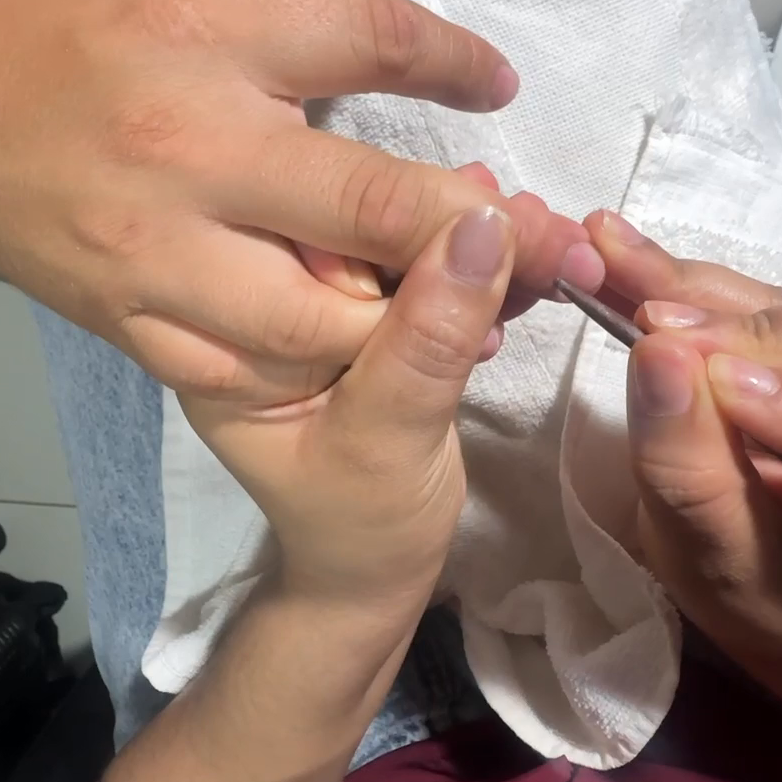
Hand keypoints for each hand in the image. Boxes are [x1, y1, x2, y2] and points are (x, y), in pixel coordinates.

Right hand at [0, 0, 592, 404]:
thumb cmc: (52, 42)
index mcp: (198, 36)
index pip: (369, 39)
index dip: (456, 61)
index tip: (493, 84)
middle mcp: (187, 149)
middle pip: (372, 201)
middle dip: (473, 225)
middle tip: (525, 228)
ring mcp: (159, 254)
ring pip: (321, 316)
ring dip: (398, 315)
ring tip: (432, 293)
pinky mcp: (134, 326)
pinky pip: (252, 368)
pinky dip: (316, 361)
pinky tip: (345, 335)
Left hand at [179, 208, 511, 600]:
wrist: (376, 566)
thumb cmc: (364, 525)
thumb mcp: (390, 439)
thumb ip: (429, 341)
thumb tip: (483, 226)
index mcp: (232, 340)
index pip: (314, 248)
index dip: (409, 220)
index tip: (501, 215)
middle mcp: (263, 312)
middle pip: (362, 237)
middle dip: (458, 224)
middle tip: (541, 226)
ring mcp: (315, 315)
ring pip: (399, 250)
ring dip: (481, 243)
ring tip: (548, 240)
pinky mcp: (362, 322)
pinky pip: (420, 278)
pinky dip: (478, 270)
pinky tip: (524, 262)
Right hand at [600, 218, 781, 665]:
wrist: (772, 583)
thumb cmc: (765, 602)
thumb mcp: (720, 568)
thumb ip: (691, 474)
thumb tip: (656, 355)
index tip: (719, 391)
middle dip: (769, 335)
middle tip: (656, 336)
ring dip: (713, 294)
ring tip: (617, 274)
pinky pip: (774, 295)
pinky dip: (692, 282)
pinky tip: (627, 259)